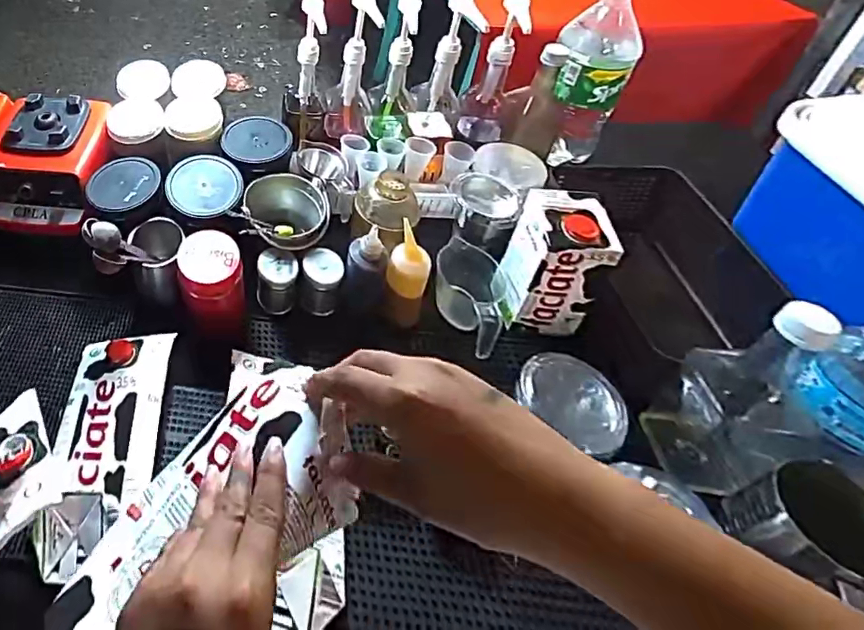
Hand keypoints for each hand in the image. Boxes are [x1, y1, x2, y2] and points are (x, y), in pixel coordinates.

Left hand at [117, 439, 287, 629]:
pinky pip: (167, 552)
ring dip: (207, 497)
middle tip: (245, 445)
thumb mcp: (259, 629)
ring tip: (215, 469)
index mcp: (244, 590)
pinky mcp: (139, 594)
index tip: (273, 450)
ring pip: (194, 525)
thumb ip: (262, 589)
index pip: (265, 519)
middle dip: (239, 475)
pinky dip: (182, 535)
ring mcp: (166, 580)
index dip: (272, 479)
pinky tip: (186, 525)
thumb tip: (267, 557)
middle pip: (229, 512)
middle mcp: (204, 575)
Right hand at [305, 351, 592, 562]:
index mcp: (401, 399)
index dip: (321, 384)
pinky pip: (418, 368)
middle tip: (331, 404)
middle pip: (366, 359)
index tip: (305, 394)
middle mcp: (420, 372)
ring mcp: (448, 371)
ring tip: (365, 411)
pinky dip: (397, 380)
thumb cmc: (482, 503)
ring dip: (371, 377)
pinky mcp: (469, 377)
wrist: (558, 494)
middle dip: (343, 375)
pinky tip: (405, 413)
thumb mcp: (418, 495)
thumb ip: (370, 472)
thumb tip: (335, 462)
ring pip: (393, 361)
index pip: (345, 379)